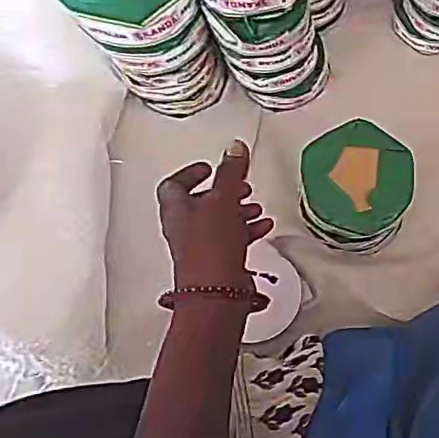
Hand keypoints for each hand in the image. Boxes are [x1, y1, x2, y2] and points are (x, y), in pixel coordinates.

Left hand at [158, 139, 274, 290]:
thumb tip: (235, 146)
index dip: (191, 173)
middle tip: (239, 185)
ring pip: (218, 220)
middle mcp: (183, 225)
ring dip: (237, 210)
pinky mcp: (216, 259)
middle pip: (200, 201)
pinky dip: (246, 229)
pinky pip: (231, 238)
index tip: (210, 167)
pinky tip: (263, 226)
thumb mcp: (224, 199)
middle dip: (223, 192)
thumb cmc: (212, 243)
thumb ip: (231, 172)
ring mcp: (199, 244)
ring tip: (255, 206)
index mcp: (176, 207)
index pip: (175, 183)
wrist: (217, 290)